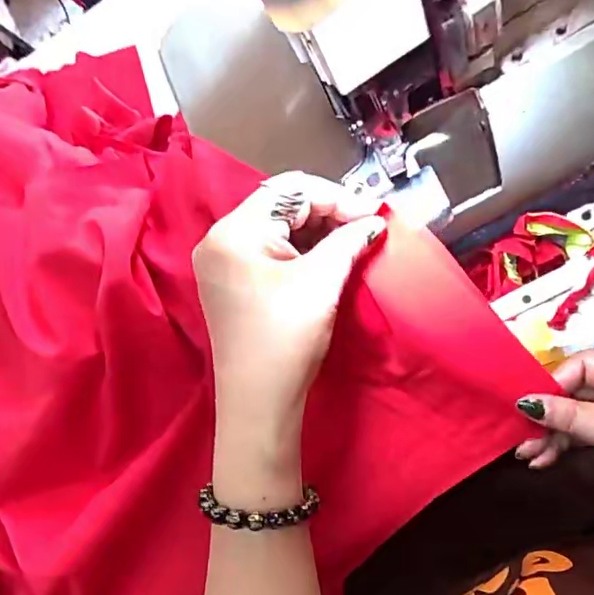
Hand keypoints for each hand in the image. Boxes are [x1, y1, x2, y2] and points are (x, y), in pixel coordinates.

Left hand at [195, 172, 386, 442]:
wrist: (259, 403)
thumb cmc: (285, 341)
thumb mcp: (321, 283)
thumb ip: (348, 241)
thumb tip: (373, 221)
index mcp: (233, 233)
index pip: (290, 191)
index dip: (337, 197)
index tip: (374, 213)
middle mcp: (219, 242)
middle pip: (280, 207)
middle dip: (327, 213)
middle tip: (367, 226)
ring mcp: (222, 265)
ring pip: (276, 230)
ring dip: (316, 233)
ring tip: (353, 241)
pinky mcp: (231, 286)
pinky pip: (268, 253)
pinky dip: (300, 252)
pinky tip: (328, 258)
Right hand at [513, 349, 593, 526]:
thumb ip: (568, 415)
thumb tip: (524, 403)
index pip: (586, 364)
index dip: (555, 382)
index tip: (529, 405)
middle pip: (576, 389)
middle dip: (548, 413)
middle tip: (523, 433)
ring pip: (573, 413)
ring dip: (549, 433)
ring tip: (528, 454)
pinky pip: (579, 431)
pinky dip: (561, 444)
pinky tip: (542, 460)